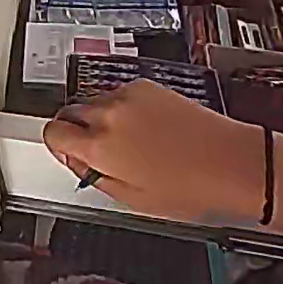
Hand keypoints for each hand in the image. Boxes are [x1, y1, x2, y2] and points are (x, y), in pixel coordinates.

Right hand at [43, 79, 264, 223]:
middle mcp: (108, 114)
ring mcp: (127, 95)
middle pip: (70, 111)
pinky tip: (145, 128)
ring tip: (128, 141)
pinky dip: (122, 107)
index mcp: (100, 146)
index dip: (58, 145)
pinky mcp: (145, 84)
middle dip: (77, 130)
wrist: (228, 160)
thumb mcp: (131, 199)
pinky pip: (118, 93)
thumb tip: (77, 161)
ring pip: (94, 101)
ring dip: (99, 118)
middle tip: (98, 150)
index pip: (54, 132)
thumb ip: (93, 175)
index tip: (69, 153)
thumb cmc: (188, 186)